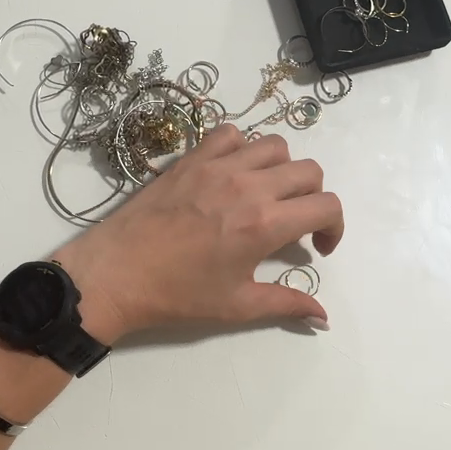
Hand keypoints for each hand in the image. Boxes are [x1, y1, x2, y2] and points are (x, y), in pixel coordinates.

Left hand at [51, 125, 343, 339]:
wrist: (116, 274)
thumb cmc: (177, 295)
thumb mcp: (237, 306)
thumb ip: (287, 304)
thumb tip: (323, 316)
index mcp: (264, 223)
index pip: (326, 206)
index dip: (334, 227)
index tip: (318, 247)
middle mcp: (248, 185)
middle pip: (308, 171)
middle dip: (313, 198)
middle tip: (295, 224)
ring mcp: (217, 166)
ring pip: (274, 146)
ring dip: (282, 170)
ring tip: (267, 195)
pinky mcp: (191, 158)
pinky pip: (230, 134)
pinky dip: (242, 149)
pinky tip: (233, 175)